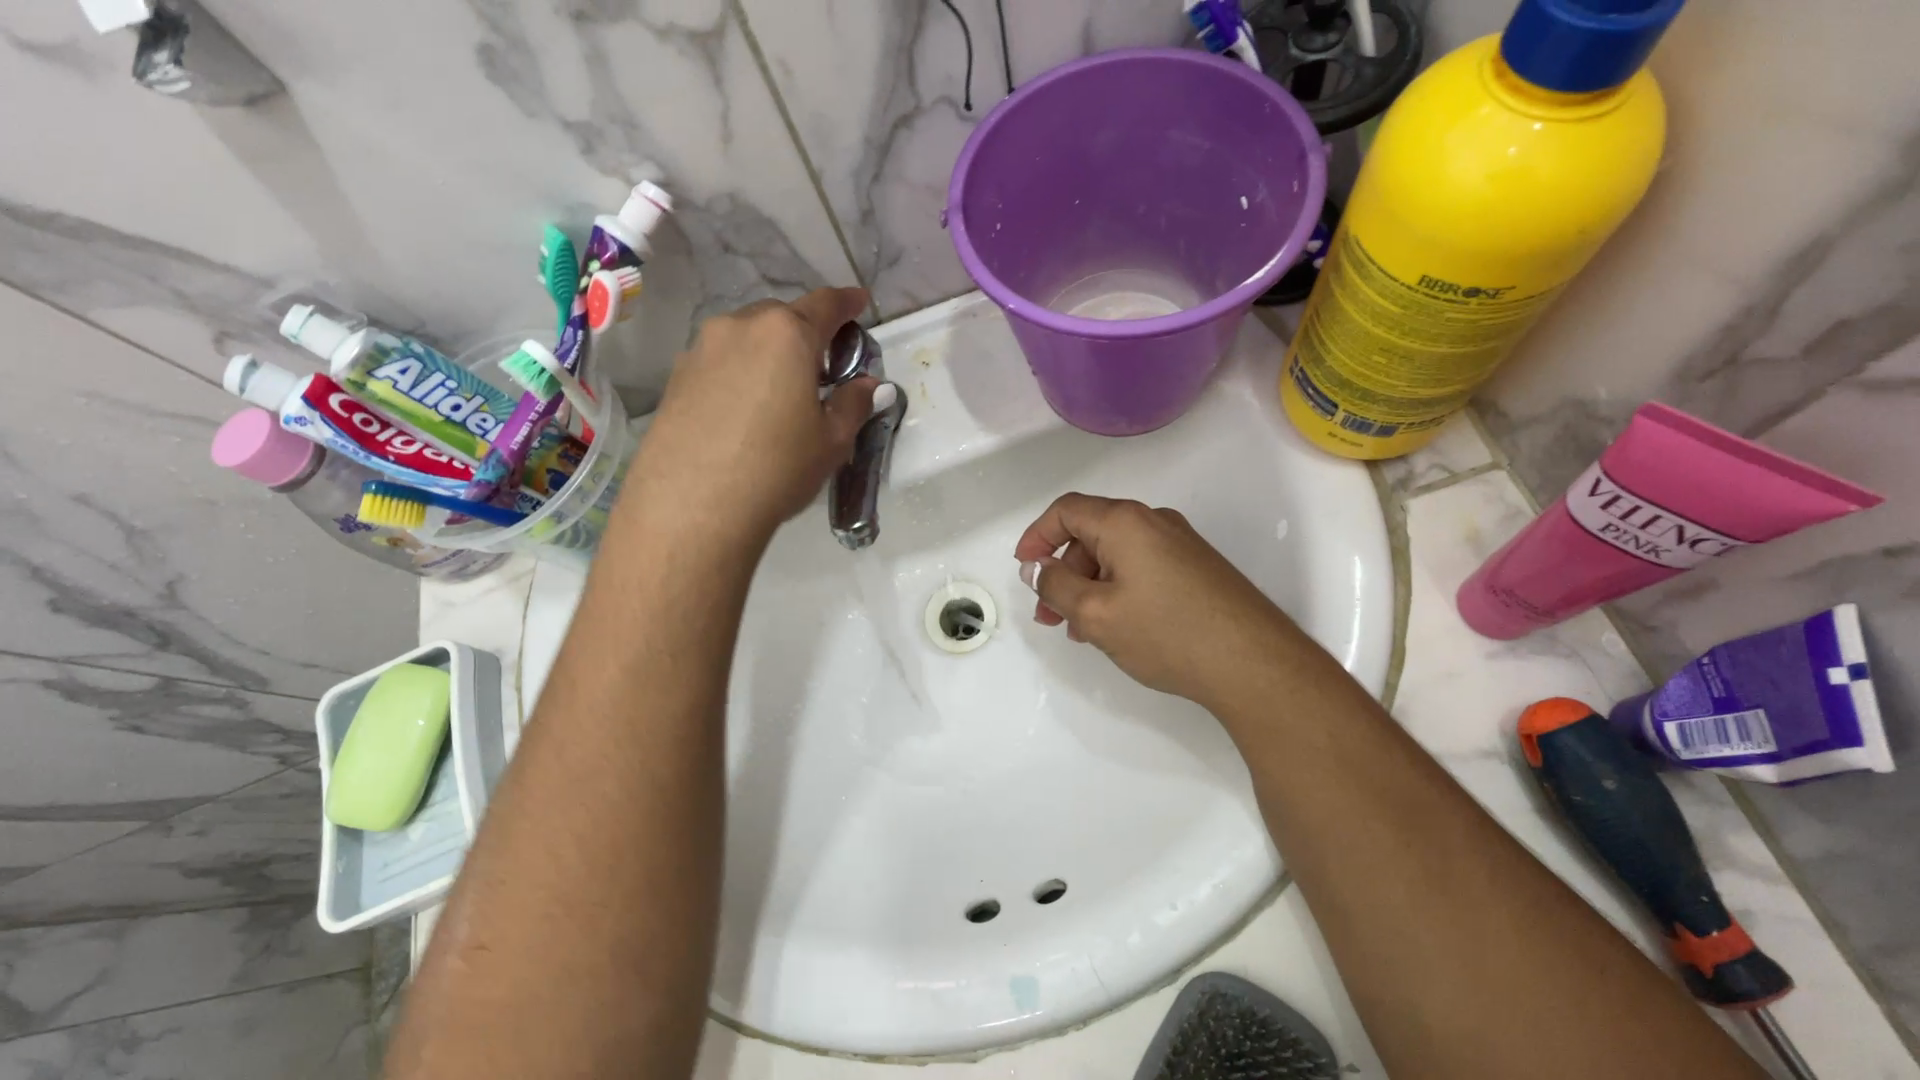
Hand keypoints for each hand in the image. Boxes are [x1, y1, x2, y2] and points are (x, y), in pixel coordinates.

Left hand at [633, 287, 878, 540]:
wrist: (691, 506)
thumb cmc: (776, 468)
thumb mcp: (831, 441)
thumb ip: (853, 404)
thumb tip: (867, 385)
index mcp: (786, 334)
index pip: (825, 304)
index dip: (846, 303)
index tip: (859, 303)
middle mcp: (740, 327)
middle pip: (781, 318)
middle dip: (805, 333)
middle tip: (822, 367)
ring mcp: (701, 350)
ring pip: (746, 338)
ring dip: (768, 353)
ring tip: (780, 392)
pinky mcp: (676, 377)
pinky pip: (719, 362)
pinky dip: (738, 373)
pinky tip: (744, 411)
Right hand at [1013, 493, 1297, 709]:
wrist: (1253, 663)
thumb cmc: (1166, 633)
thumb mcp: (1095, 614)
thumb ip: (1056, 586)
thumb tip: (1036, 567)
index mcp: (1126, 522)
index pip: (1067, 510)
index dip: (1037, 536)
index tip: (1024, 569)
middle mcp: (1155, 523)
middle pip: (1092, 534)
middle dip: (1063, 572)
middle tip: (1049, 616)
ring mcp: (1181, 545)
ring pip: (1117, 556)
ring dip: (1089, 587)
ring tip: (1081, 631)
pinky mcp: (1198, 570)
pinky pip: (1143, 569)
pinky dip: (1118, 591)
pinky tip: (1117, 629)